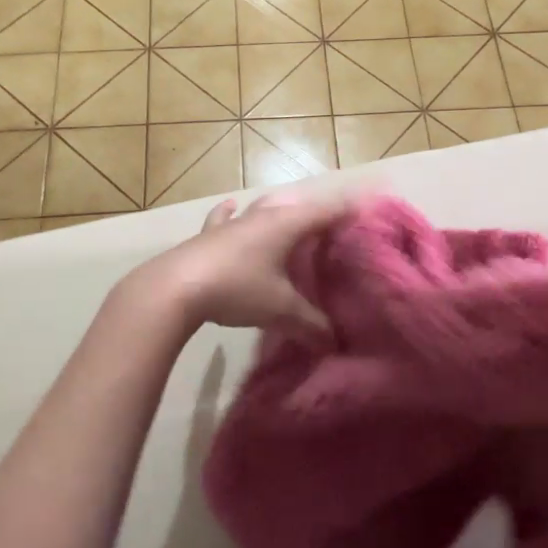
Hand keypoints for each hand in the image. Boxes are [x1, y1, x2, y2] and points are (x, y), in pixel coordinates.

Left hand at [111, 193, 349, 341]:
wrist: (174, 288)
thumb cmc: (237, 288)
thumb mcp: (281, 310)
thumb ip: (312, 325)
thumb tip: (335, 342)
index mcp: (286, 224)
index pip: (328, 209)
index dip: (351, 209)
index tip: (373, 211)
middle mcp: (261, 215)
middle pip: (297, 205)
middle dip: (318, 214)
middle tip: (336, 230)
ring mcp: (232, 223)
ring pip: (263, 208)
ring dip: (280, 212)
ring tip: (293, 219)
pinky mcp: (208, 235)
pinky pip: (226, 218)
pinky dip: (233, 214)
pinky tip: (231, 206)